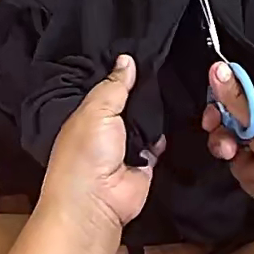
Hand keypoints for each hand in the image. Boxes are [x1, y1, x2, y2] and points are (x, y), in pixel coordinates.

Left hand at [43, 55, 157, 235]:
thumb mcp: (96, 110)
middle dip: (141, 92)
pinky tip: (169, 123)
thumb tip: (126, 60)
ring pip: (145, 122)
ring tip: (169, 93)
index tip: (139, 52)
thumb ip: (114, 85)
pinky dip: (163, 137)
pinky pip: (159, 143)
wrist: (97, 201)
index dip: (119, 73)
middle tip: (161, 70)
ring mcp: (125, 147)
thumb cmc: (83, 156)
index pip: (105, 87)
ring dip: (154, 114)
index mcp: (85, 114)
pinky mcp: (144, 163)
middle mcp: (105, 129)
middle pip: (128, 103)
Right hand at [203, 62, 253, 221]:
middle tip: (231, 149)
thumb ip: (237, 97)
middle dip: (226, 142)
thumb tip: (215, 67)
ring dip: (249, 166)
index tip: (212, 121)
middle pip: (227, 131)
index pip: (232, 101)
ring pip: (234, 158)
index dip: (218, 111)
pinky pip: (246, 178)